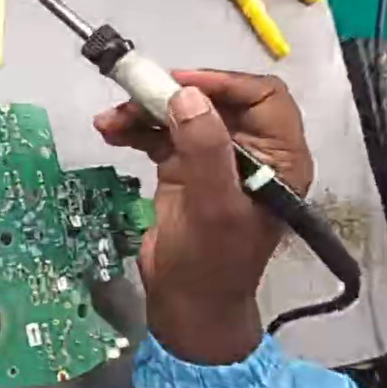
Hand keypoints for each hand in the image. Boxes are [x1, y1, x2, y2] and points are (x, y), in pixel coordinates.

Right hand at [93, 70, 311, 363]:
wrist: (185, 303)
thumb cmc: (211, 262)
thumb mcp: (213, 206)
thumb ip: (204, 149)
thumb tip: (185, 96)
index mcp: (277, 157)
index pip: (261, 98)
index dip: (220, 84)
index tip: (174, 84)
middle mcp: (248, 152)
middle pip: (211, 103)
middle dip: (168, 98)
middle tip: (130, 98)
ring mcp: (211, 160)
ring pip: (179, 117)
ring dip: (143, 114)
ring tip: (109, 121)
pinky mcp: (181, 171)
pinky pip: (158, 137)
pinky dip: (134, 131)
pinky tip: (110, 132)